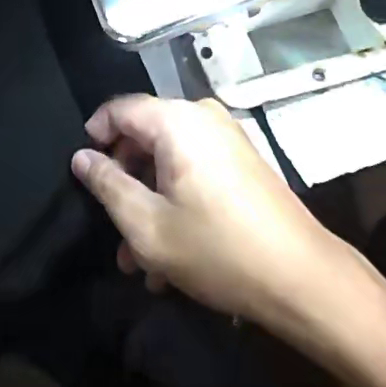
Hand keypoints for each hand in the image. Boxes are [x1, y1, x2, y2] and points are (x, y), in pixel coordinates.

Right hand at [70, 95, 348, 331]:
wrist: (303, 278)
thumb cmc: (217, 248)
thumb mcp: (147, 225)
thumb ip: (108, 185)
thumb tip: (82, 156)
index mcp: (177, 121)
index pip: (120, 108)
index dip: (95, 134)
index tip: (84, 172)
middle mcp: (202, 117)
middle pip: (145, 134)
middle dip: (125, 181)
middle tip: (114, 227)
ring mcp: (227, 137)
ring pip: (169, 157)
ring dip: (150, 200)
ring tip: (141, 258)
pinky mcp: (242, 160)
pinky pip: (194, 167)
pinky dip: (177, 198)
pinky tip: (173, 252)